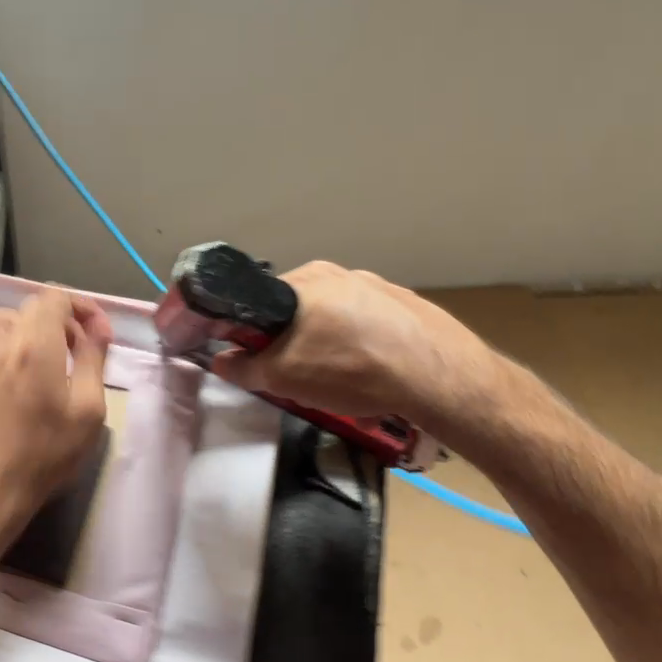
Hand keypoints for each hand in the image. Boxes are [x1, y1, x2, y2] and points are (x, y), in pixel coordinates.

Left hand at [0, 291, 112, 526]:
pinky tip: (17, 368)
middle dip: (62, 318)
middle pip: (32, 305)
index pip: (55, 296)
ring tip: (51, 355)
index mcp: (37, 342)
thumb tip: (98, 326)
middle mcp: (6, 340)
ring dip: (30, 327)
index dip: (82, 307)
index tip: (99, 335)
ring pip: (4, 318)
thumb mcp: (89, 406)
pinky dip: (4, 345)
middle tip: (83, 351)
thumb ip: (94, 358)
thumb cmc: (49, 448)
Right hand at [210, 261, 500, 422]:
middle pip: (301, 313)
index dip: (255, 335)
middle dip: (297, 346)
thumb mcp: (282, 377)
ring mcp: (381, 288)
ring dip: (333, 351)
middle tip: (302, 379)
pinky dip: (367, 352)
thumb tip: (221, 361)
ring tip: (345, 387)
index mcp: (305, 279)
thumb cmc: (349, 369)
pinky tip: (377, 381)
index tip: (260, 361)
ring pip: (339, 323)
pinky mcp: (412, 307)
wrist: (440, 378)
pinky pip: (374, 330)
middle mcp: (342, 274)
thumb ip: (244, 368)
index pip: (261, 303)